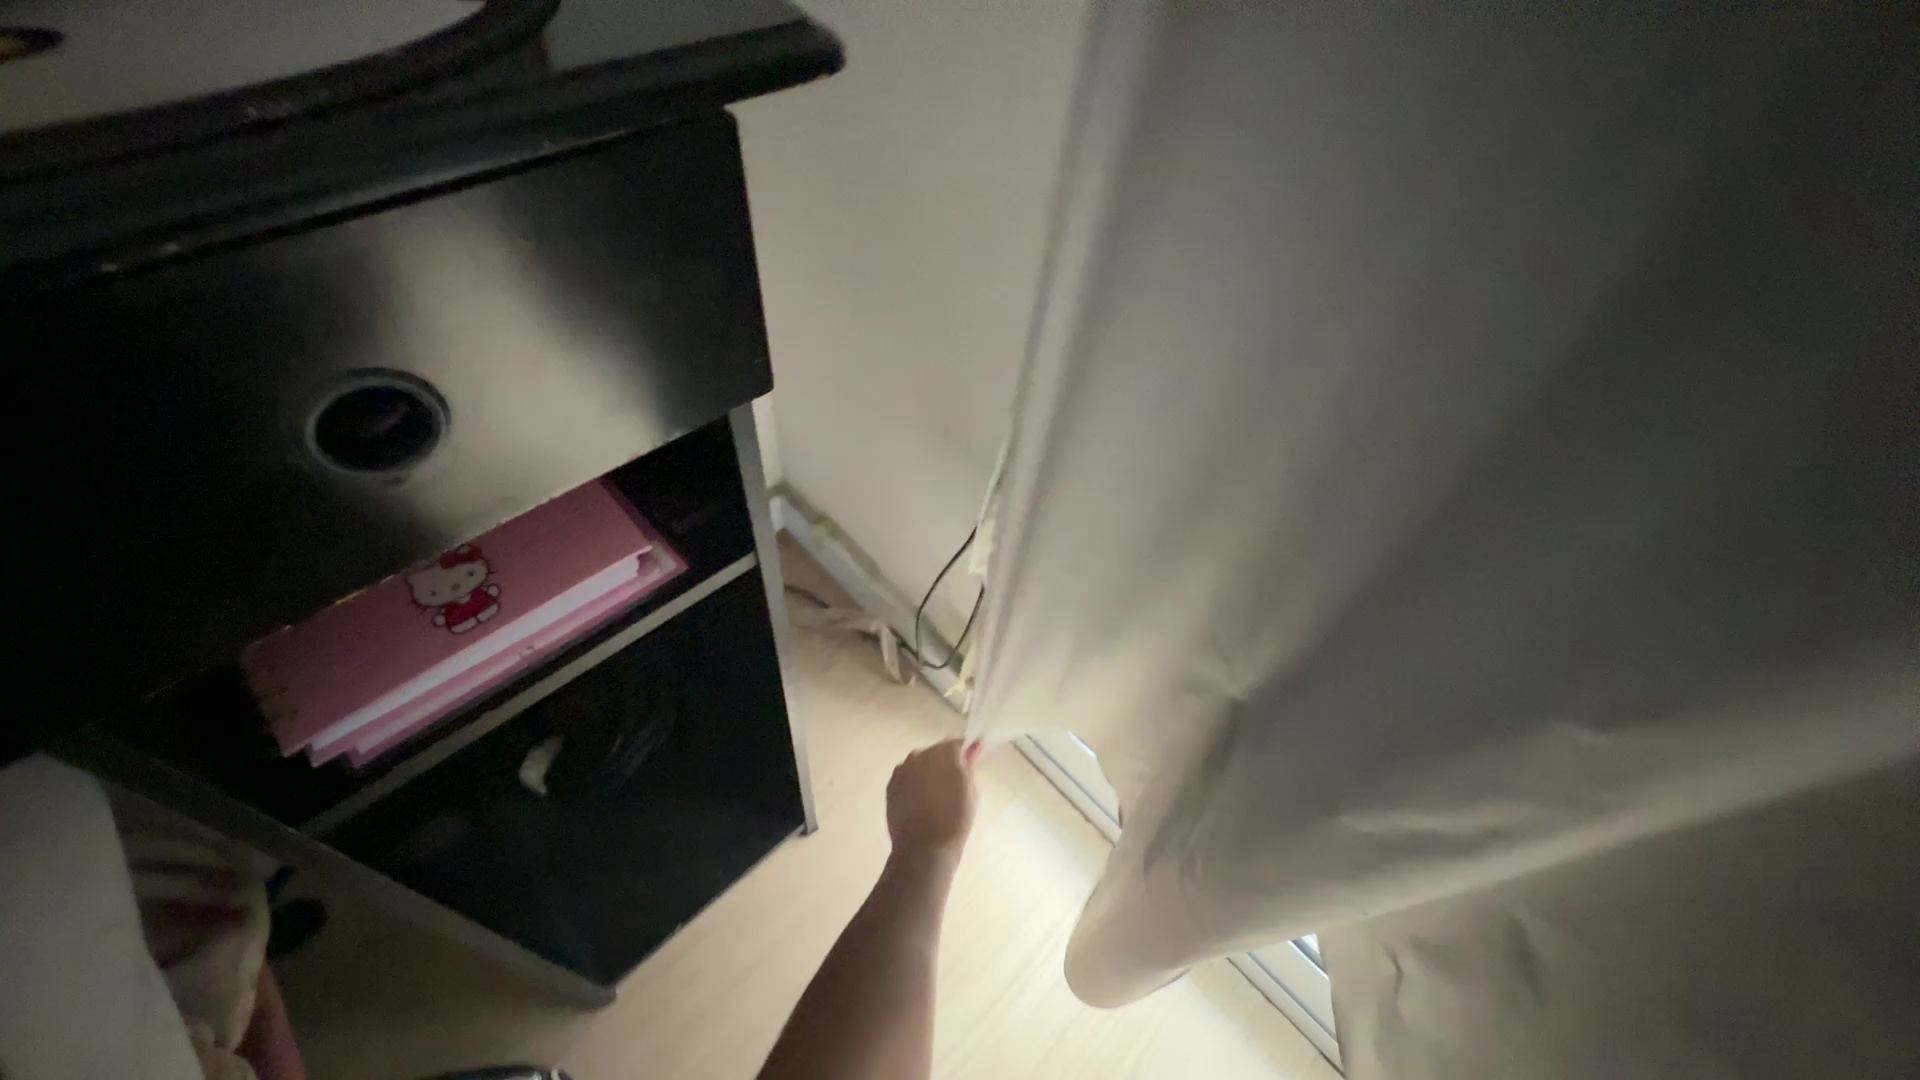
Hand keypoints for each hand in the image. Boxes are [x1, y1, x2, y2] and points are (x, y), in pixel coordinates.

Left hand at [885, 739, 981, 865]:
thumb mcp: (971, 791)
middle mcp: (919, 756)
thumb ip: (969, 766)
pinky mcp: (891, 785)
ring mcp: (902, 770)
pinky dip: (914, 782)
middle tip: (954, 782)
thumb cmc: (955, 821)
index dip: (966, 752)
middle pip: (936, 751)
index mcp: (942, 754)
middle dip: (945, 761)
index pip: (956, 744)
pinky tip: (921, 800)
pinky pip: (906, 776)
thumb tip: (974, 747)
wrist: (924, 849)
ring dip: (928, 770)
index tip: (972, 762)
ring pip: (919, 763)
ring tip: (937, 793)